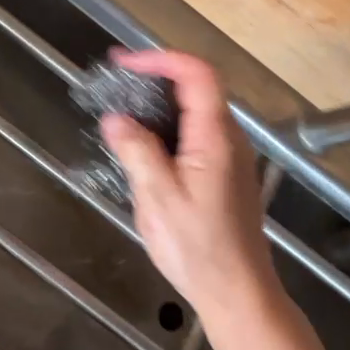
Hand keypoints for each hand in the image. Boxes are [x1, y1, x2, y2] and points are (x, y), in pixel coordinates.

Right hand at [98, 50, 280, 321]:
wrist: (236, 290)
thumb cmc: (197, 246)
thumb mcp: (157, 197)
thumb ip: (136, 151)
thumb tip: (115, 119)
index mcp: (215, 139)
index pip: (198, 76)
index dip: (161, 59)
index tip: (123, 63)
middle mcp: (227, 140)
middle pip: (198, 88)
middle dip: (155, 76)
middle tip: (113, 80)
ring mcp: (227, 158)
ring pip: (195, 112)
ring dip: (157, 102)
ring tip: (118, 109)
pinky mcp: (220, 175)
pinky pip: (193, 135)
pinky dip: (164, 126)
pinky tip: (138, 144)